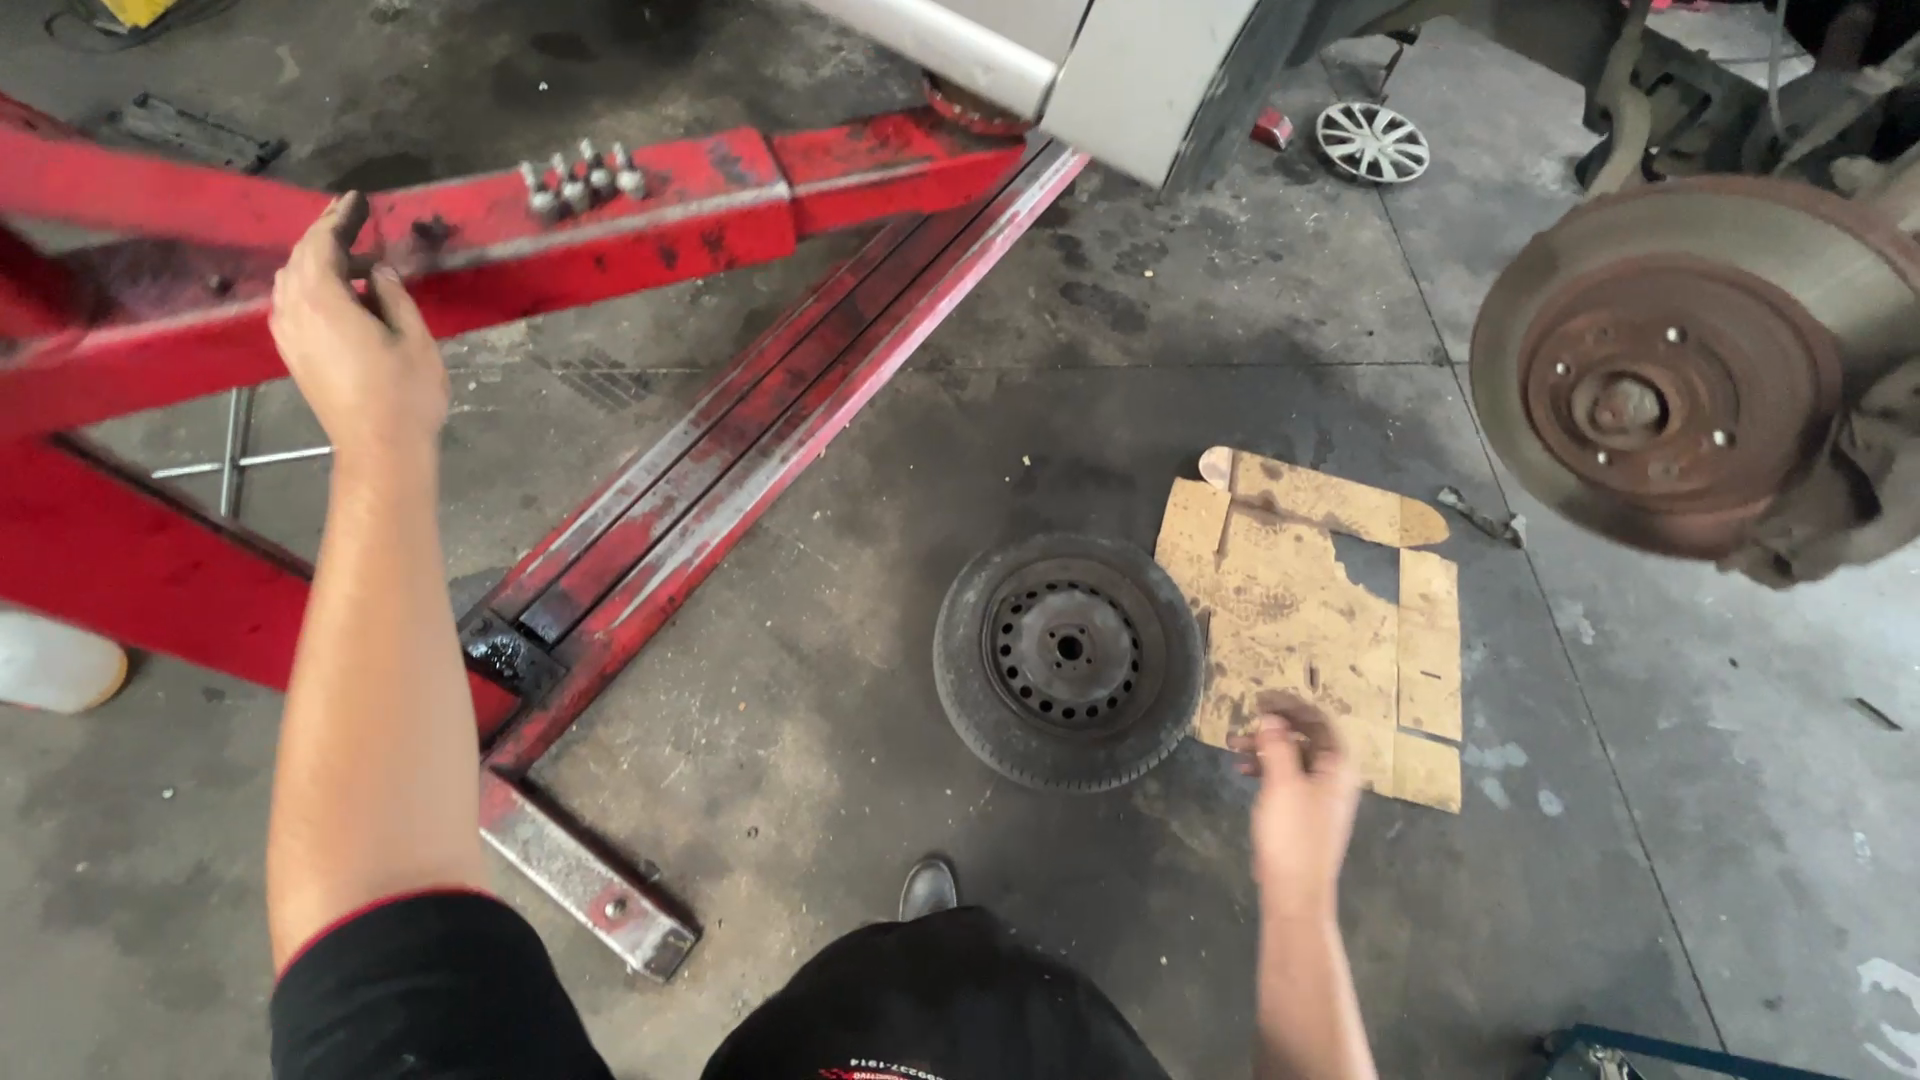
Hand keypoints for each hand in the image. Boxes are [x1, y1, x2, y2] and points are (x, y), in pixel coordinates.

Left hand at [269, 193, 447, 467]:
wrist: (379, 446)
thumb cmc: (406, 394)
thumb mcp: (415, 340)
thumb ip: (395, 298)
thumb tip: (381, 272)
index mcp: (324, 300)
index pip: (323, 243)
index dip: (339, 218)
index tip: (356, 199)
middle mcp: (294, 309)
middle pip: (301, 257)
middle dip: (325, 235)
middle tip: (353, 221)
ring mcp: (288, 332)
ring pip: (292, 279)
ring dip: (318, 262)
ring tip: (352, 259)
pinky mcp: (294, 352)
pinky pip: (292, 302)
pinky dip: (311, 285)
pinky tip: (337, 293)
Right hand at [1229, 696, 1360, 923]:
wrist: (1295, 890)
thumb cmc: (1292, 834)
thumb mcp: (1282, 782)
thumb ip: (1276, 745)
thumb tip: (1270, 718)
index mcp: (1338, 766)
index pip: (1318, 720)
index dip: (1290, 705)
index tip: (1260, 699)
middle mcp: (1334, 776)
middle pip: (1304, 736)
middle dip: (1273, 726)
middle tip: (1244, 719)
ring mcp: (1319, 794)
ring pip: (1292, 755)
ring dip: (1264, 746)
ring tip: (1232, 745)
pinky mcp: (1303, 809)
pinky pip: (1286, 775)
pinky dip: (1265, 766)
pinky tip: (1242, 768)